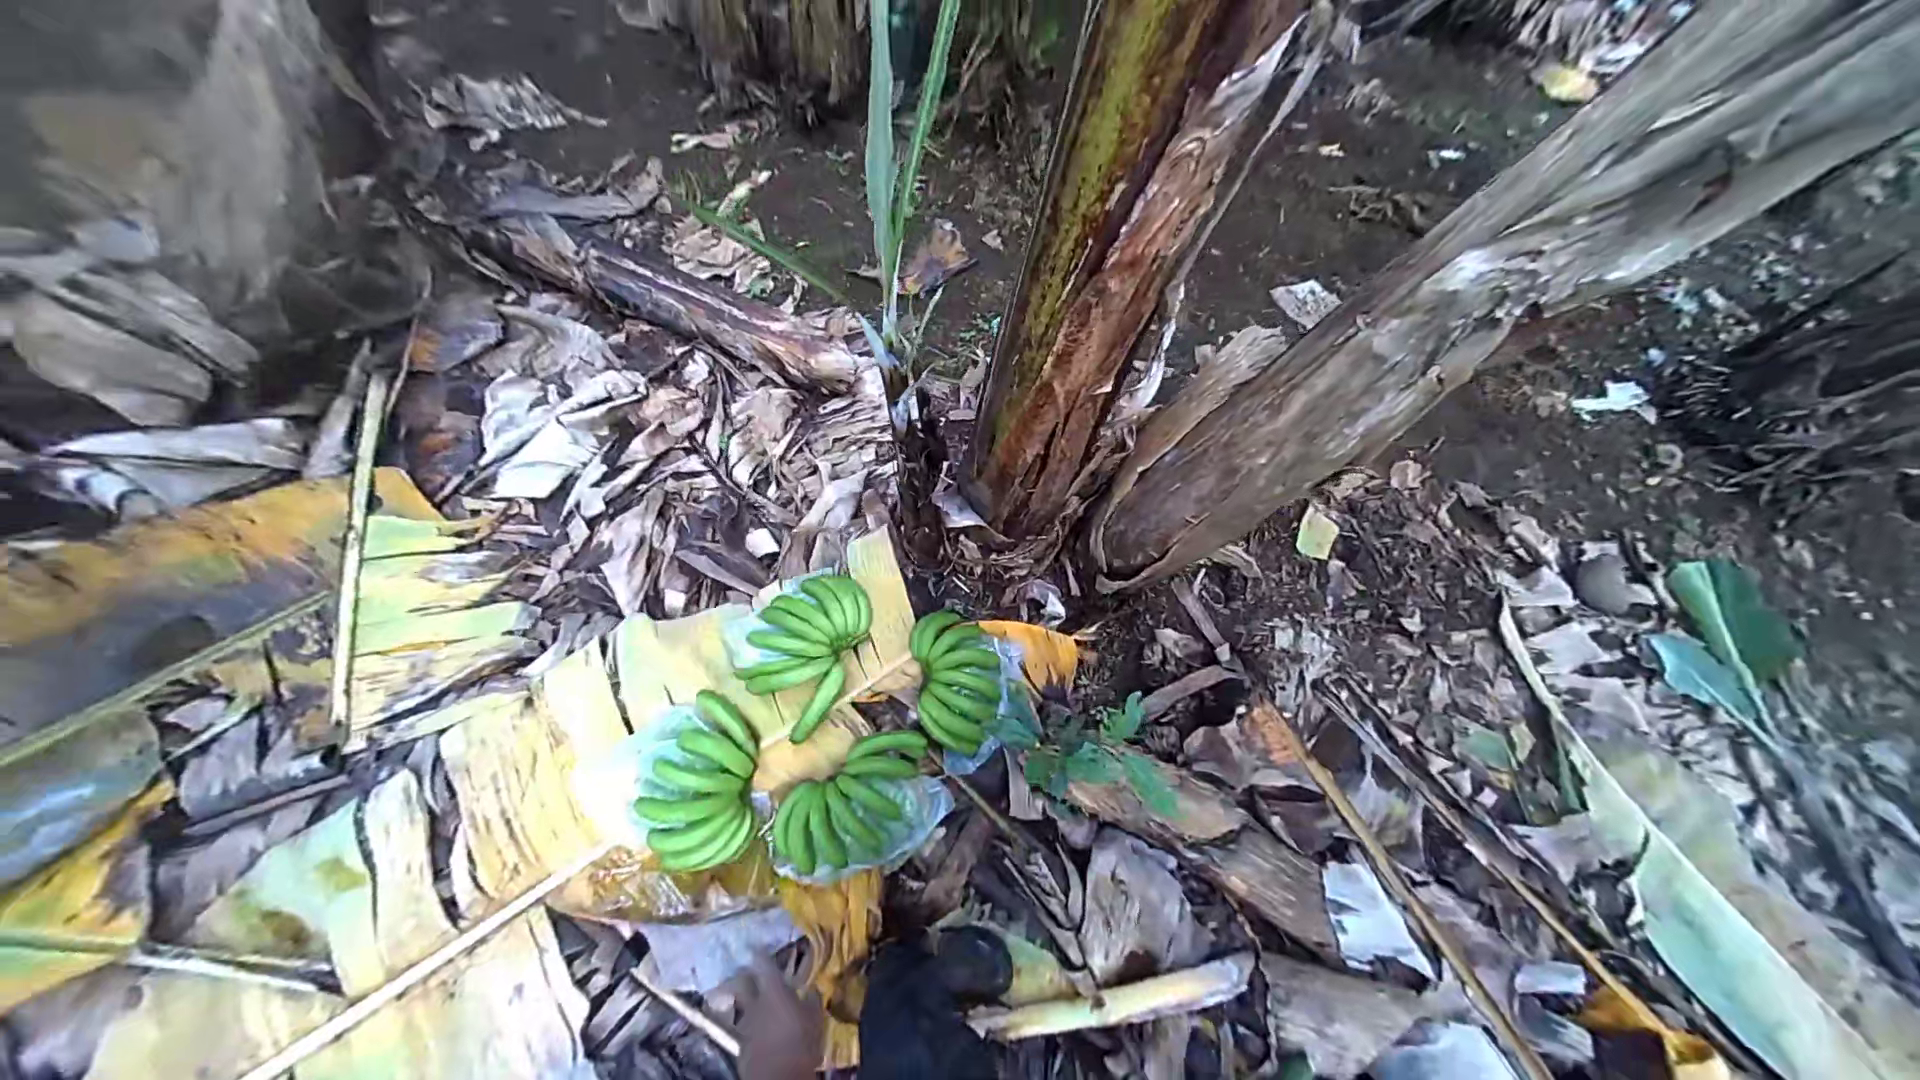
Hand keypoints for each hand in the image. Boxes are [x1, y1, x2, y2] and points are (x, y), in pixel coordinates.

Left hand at [735, 955, 824, 1079]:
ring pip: (740, 1006)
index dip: (761, 952)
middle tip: (749, 970)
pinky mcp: (739, 1048)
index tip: (761, 945)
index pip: (763, 963)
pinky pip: (743, 1029)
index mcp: (773, 991)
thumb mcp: (816, 1018)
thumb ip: (812, 999)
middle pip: (742, 982)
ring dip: (744, 1002)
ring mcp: (744, 1027)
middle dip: (743, 974)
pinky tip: (758, 1029)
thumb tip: (811, 989)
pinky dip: (749, 1025)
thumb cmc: (801, 1044)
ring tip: (753, 1002)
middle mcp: (754, 1004)